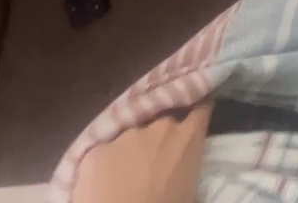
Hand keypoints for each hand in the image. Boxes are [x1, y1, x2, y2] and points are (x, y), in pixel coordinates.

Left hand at [75, 104, 211, 202]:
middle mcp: (160, 125)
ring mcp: (126, 136)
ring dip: (131, 150)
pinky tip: (101, 184)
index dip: (196, 117)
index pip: (200, 111)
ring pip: (131, 138)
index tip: (193, 124)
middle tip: (152, 163)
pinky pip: (102, 154)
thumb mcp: (191, 185)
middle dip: (159, 139)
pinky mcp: (96, 152)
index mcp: (188, 134)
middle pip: (162, 124)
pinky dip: (103, 165)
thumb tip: (182, 162)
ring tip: (124, 175)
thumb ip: (188, 161)